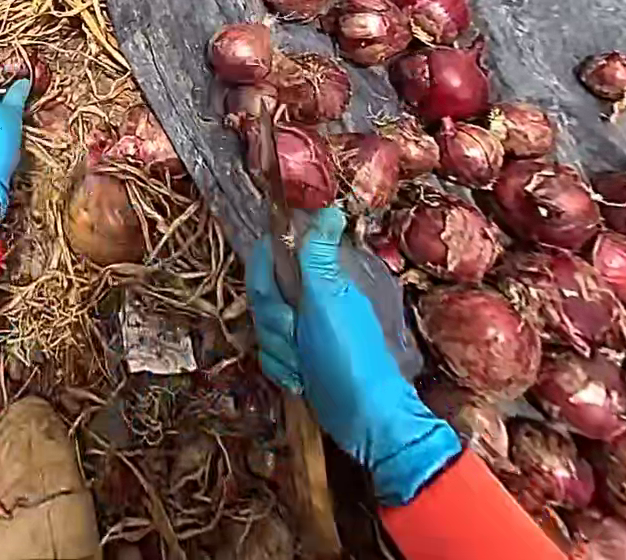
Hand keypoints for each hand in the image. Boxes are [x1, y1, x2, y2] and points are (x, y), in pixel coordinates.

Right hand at [245, 207, 459, 506]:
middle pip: (261, 289)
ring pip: (261, 322)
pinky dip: (281, 368)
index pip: (270, 252)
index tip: (283, 300)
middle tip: (297, 334)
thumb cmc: (349, 354)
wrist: (364, 420)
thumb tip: (329, 205)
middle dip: (275, 321)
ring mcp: (301, 322)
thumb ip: (319, 252)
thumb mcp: (330, 299)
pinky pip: (266, 351)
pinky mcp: (294, 351)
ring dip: (279, 348)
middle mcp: (308, 291)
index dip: (267, 275)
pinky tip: (300, 379)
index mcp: (319, 271)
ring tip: (303, 363)